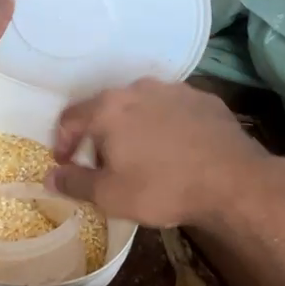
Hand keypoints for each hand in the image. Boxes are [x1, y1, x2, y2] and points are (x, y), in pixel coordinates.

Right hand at [47, 80, 276, 227]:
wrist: (234, 183)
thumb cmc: (162, 188)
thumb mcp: (109, 196)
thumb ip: (74, 183)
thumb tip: (49, 177)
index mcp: (108, 108)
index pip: (70, 119)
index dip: (63, 144)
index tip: (66, 166)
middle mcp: (138, 89)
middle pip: (105, 109)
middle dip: (98, 135)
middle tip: (103, 164)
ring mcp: (174, 90)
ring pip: (141, 106)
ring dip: (133, 127)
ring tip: (140, 156)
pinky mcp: (204, 99)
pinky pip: (172, 110)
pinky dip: (164, 126)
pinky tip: (174, 150)